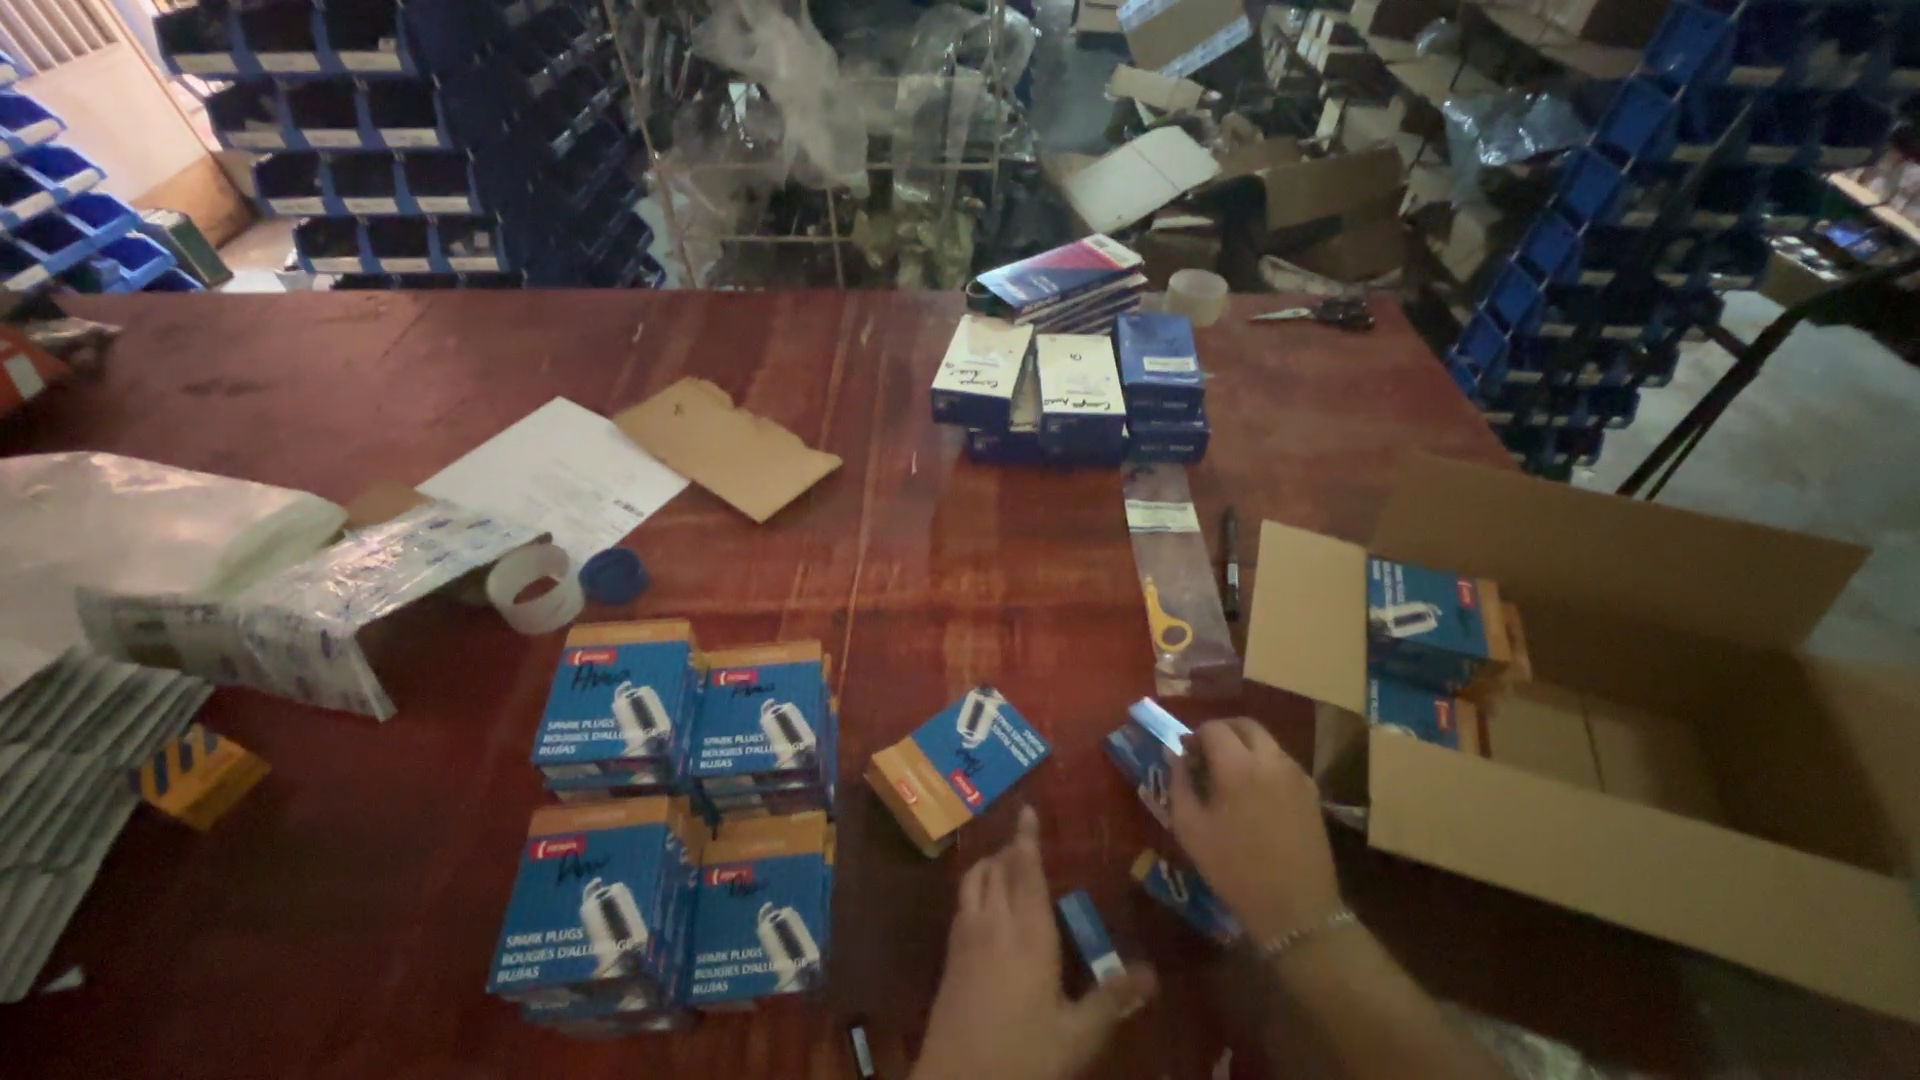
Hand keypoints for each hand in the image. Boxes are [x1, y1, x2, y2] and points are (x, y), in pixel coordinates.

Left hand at [910, 806, 1156, 1079]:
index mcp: (1027, 933)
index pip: (1025, 870)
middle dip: (1010, 848)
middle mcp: (993, 923)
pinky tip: (986, 906)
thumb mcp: (1077, 1035)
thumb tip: (1153, 974)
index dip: (1027, 839)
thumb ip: (1112, 999)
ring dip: (989, 864)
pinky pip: (961, 904)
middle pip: (996, 868)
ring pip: (973, 882)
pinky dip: (975, 888)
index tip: (1027, 809)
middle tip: (1025, 837)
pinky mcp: (949, 956)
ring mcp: (965, 938)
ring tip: (1006, 862)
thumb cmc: (1022, 1055)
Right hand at [1169, 719, 1342, 942]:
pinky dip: (1264, 764)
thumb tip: (1177, 756)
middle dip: (1222, 732)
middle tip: (1206, 755)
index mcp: (1238, 766)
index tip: (1186, 755)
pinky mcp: (1312, 792)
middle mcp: (1271, 760)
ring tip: (1230, 776)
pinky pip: (1283, 762)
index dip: (1195, 736)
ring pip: (1267, 742)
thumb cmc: (1234, 869)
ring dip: (1244, 747)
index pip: (1213, 728)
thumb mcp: (1190, 829)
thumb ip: (1179, 784)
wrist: (1296, 908)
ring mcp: (1297, 775)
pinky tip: (1255, 794)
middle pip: (1245, 725)